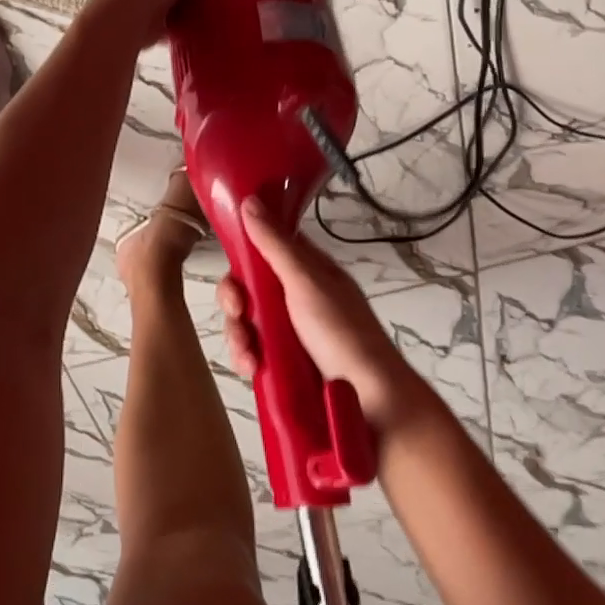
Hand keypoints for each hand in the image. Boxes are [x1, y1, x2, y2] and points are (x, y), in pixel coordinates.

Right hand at [219, 196, 420, 426]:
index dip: (245, 254)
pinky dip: (246, 358)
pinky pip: (251, 351)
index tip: (232, 266)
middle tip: (238, 313)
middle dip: (235, 302)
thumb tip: (249, 201)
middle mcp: (297, 298)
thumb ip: (276, 245)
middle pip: (248, 287)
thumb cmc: (344, 336)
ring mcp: (290, 332)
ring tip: (248, 355)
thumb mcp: (307, 283)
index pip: (267, 248)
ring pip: (245, 321)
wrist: (371, 404)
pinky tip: (252, 369)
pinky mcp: (282, 362)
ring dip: (238, 336)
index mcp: (309, 272)